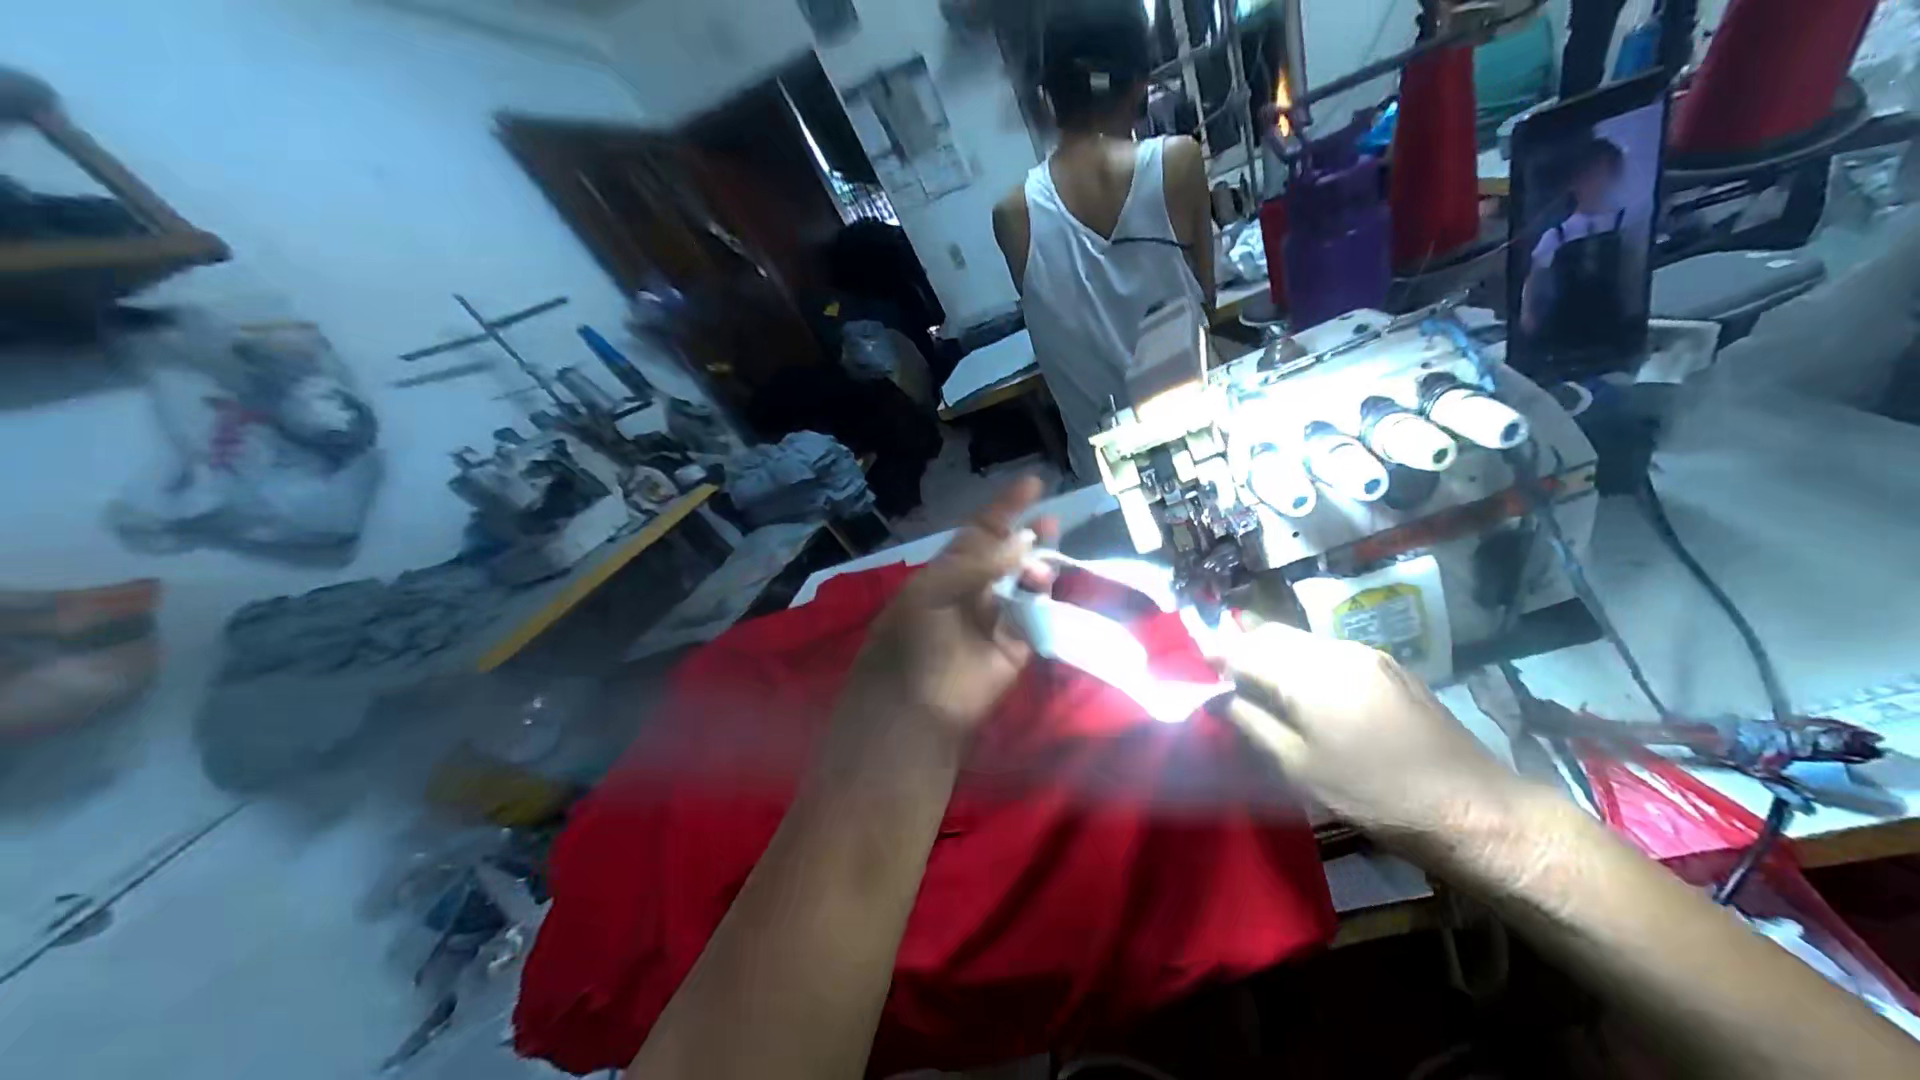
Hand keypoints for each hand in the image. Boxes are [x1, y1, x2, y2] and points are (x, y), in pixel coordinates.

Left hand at [839, 477, 1055, 746]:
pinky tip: (1044, 584)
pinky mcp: (1019, 646)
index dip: (1005, 507)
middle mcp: (974, 590)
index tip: (1032, 484)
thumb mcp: (934, 589)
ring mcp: (997, 618)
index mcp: (946, 572)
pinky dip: (1044, 598)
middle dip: (1030, 535)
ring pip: (1027, 582)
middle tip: (1052, 519)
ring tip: (1044, 558)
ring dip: (1038, 565)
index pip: (980, 531)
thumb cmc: (912, 639)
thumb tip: (1024, 541)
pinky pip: (1037, 614)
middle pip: (1009, 555)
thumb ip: (978, 563)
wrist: (915, 706)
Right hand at [1223, 622, 1526, 851]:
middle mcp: (1336, 650)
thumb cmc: (1373, 792)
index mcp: (1310, 672)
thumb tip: (1215, 698)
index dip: (1215, 657)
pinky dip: (1302, 661)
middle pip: (1273, 634)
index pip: (1245, 650)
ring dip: (1272, 653)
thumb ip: (1250, 722)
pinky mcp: (1388, 669)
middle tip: (1221, 675)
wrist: (1473, 808)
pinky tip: (1300, 690)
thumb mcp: (1298, 765)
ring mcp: (1367, 656)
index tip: (1195, 669)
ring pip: (1301, 640)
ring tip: (1256, 683)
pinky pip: (1328, 652)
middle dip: (1241, 648)